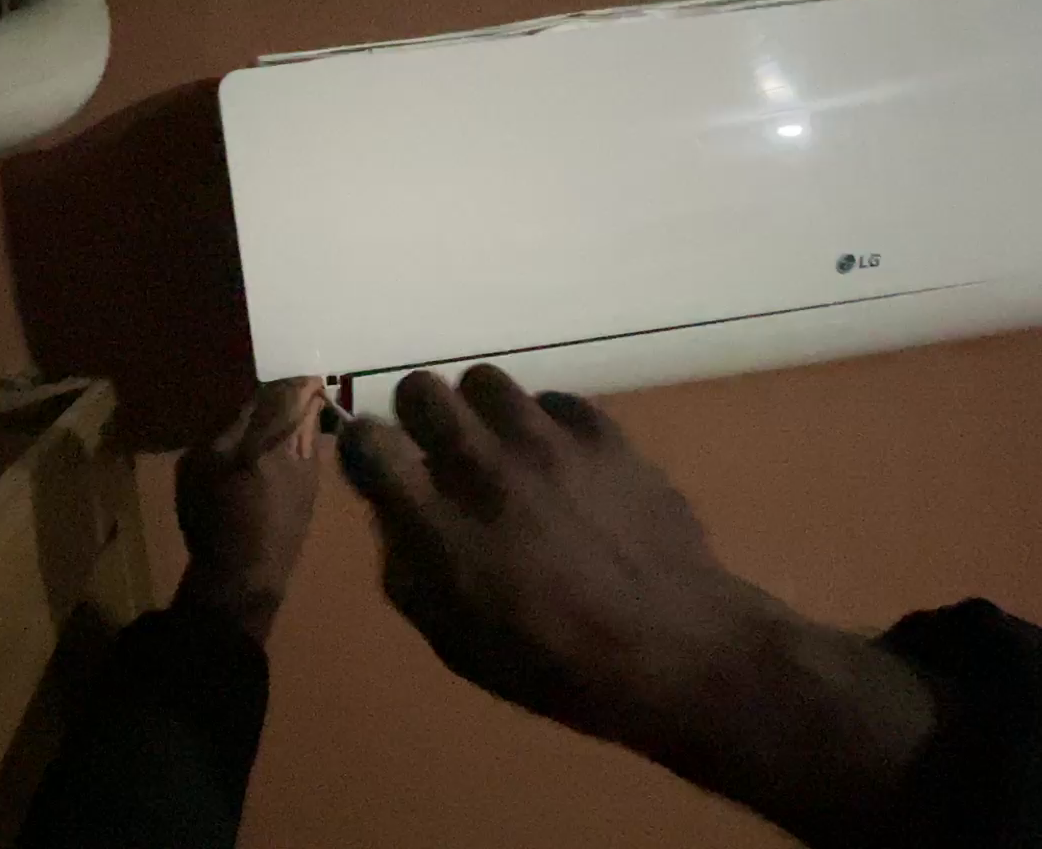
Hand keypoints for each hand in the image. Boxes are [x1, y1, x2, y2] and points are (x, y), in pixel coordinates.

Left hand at [172, 377, 327, 643]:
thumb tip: (312, 398)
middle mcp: (224, 441)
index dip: (300, 386)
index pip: (282, 396)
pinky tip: (248, 450)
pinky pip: (217, 435)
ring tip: (274, 427)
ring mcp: (200, 450)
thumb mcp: (305, 482)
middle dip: (278, 398)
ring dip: (256, 416)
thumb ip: (305, 434)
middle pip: (255, 400)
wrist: (232, 574)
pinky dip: (236, 436)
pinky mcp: (187, 461)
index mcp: (260, 450)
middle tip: (298, 401)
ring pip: (235, 415)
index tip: (315, 384)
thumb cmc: (281, 533)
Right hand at [338, 365, 934, 845]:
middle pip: (420, 389)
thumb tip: (392, 508)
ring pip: (483, 379)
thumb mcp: (452, 638)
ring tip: (502, 448)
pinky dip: (547, 425)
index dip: (362, 445)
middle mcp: (485, 468)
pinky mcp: (601, 432)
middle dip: (418, 415)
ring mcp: (547, 442)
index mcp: (440, 525)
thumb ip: (406, 565)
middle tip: (441, 449)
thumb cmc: (553, 662)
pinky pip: (553, 400)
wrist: (679, 652)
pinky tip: (563, 463)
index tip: (377, 461)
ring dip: (480, 412)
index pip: (367, 441)